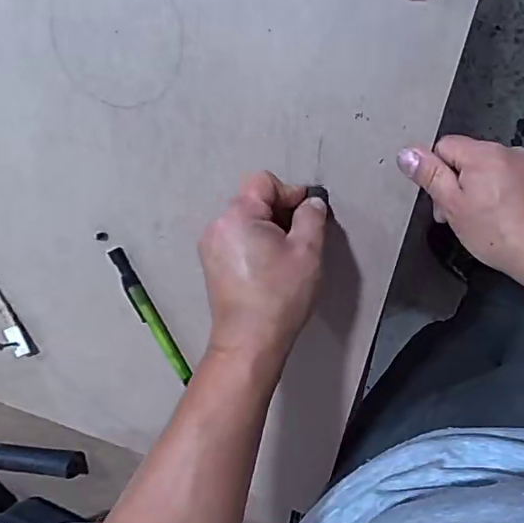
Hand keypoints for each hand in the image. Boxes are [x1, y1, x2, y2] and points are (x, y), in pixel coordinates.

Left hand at [198, 172, 327, 363]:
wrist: (250, 340)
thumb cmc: (279, 297)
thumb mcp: (308, 251)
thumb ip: (312, 217)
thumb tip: (312, 203)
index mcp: (238, 216)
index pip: (264, 181)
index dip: (291, 193)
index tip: (308, 216)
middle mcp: (218, 226)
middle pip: (254, 201)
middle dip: (280, 214)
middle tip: (300, 240)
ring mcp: (212, 247)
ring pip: (247, 222)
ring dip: (269, 231)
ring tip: (286, 259)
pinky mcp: (213, 265)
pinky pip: (238, 241)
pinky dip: (256, 246)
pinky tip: (271, 270)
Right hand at [398, 136, 523, 280]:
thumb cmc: (500, 234)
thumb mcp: (453, 206)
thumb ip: (430, 176)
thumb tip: (407, 153)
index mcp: (483, 152)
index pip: (443, 146)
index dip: (435, 173)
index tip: (440, 200)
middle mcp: (507, 152)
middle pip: (466, 159)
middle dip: (457, 185)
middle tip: (457, 217)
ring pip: (487, 171)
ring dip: (478, 192)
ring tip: (481, 223)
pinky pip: (508, 182)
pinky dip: (499, 197)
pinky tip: (501, 222)